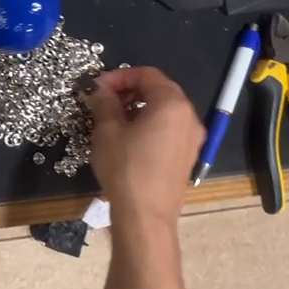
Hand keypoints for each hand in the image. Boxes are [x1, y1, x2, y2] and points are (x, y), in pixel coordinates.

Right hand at [84, 67, 204, 232]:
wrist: (146, 214)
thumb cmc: (125, 166)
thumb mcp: (107, 130)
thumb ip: (104, 103)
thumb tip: (99, 90)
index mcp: (171, 104)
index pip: (147, 74)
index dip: (119, 76)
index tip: (96, 87)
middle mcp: (188, 116)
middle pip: (159, 90)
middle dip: (129, 90)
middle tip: (102, 100)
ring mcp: (192, 137)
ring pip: (164, 110)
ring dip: (138, 107)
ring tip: (112, 119)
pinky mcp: (187, 155)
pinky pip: (168, 128)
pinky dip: (148, 123)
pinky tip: (128, 138)